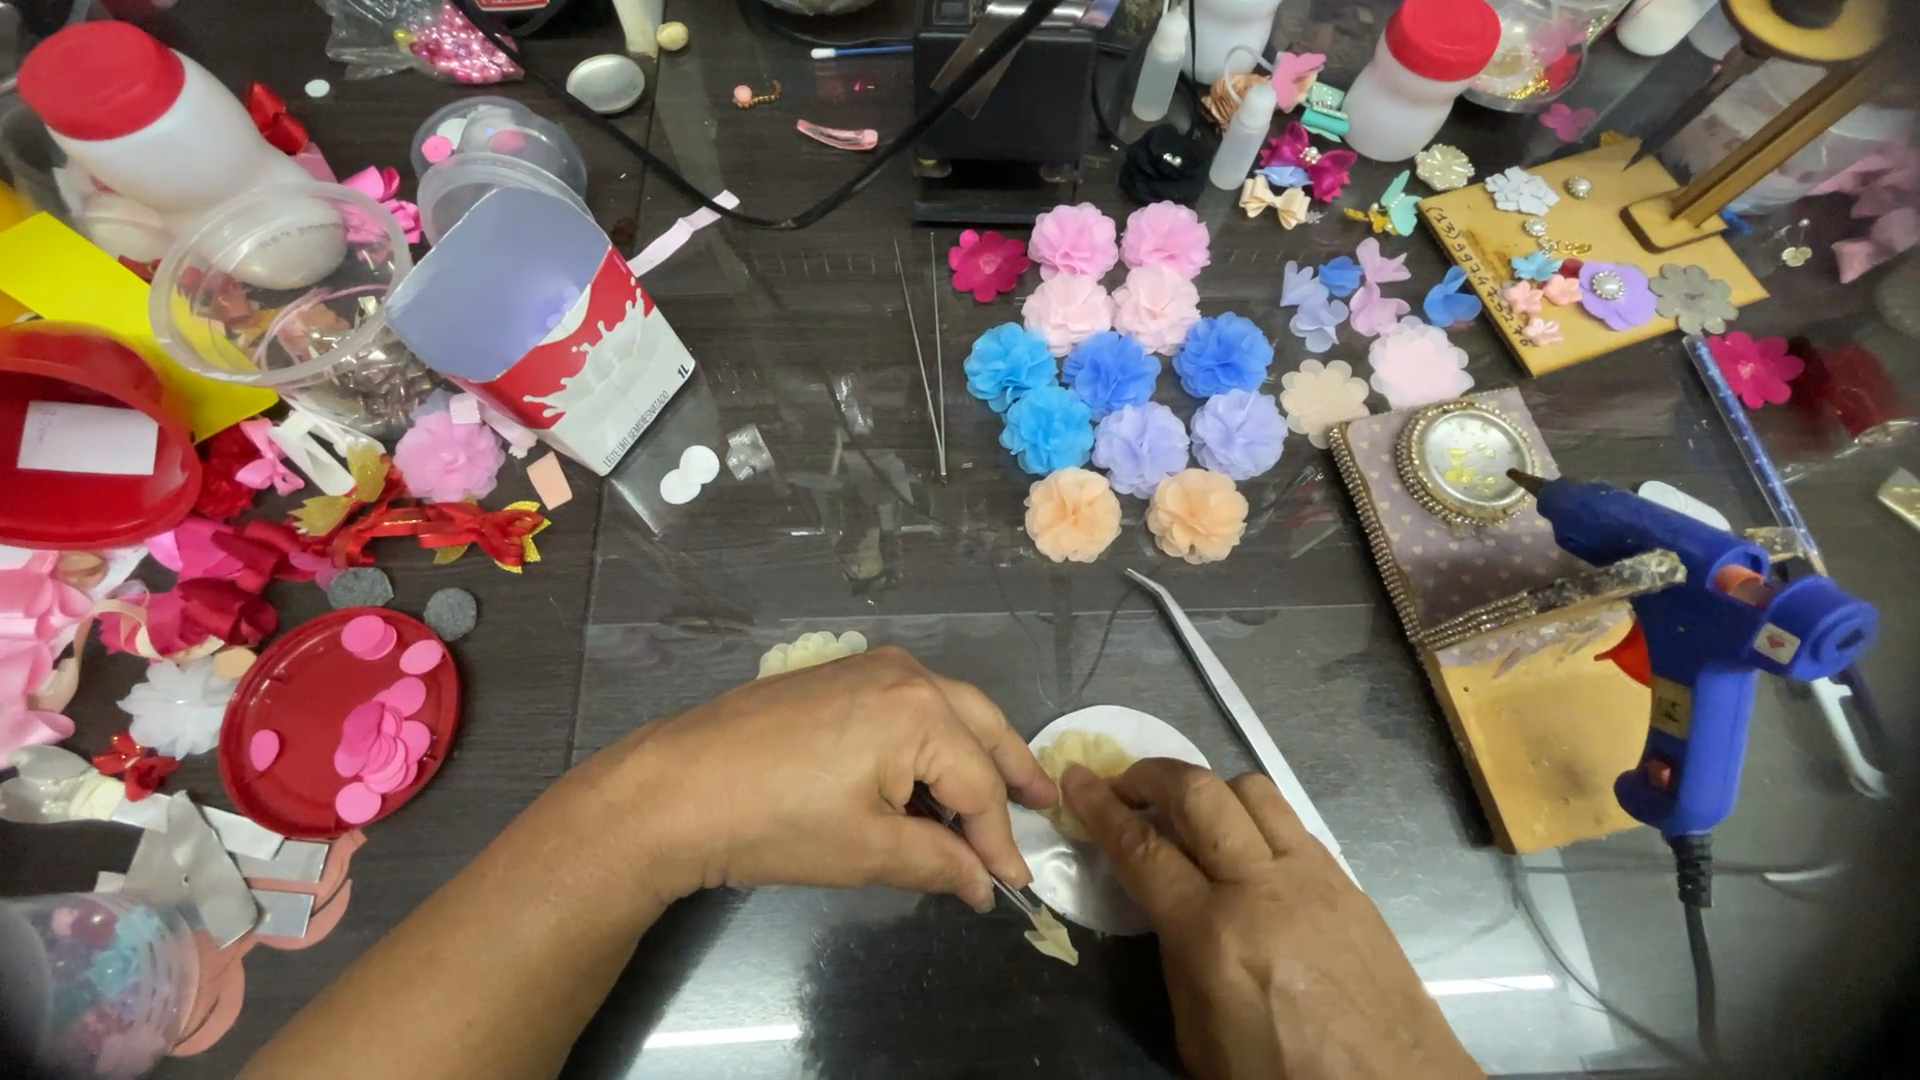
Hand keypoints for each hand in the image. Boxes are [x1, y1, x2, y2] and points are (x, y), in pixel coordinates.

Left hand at [614, 647, 1056, 908]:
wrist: (678, 786)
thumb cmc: (779, 821)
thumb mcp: (867, 850)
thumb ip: (938, 862)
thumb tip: (983, 883)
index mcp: (920, 712)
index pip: (979, 784)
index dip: (1000, 838)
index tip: (1014, 883)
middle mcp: (906, 674)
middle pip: (980, 725)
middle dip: (1012, 769)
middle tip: (1043, 802)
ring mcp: (871, 666)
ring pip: (948, 708)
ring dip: (974, 750)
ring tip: (998, 790)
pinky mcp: (843, 673)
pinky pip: (911, 702)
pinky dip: (934, 737)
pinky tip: (932, 771)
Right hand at [1061, 760, 1481, 1079]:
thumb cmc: (1281, 1078)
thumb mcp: (1199, 1034)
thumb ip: (1176, 952)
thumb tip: (1167, 898)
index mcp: (1214, 938)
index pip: (1143, 849)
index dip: (1101, 808)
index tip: (1076, 779)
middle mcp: (1263, 891)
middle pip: (1198, 793)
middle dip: (1151, 774)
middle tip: (1127, 784)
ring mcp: (1313, 879)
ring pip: (1250, 790)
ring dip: (1208, 790)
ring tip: (1191, 814)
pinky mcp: (1347, 882)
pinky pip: (1289, 823)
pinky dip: (1252, 819)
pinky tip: (1245, 849)